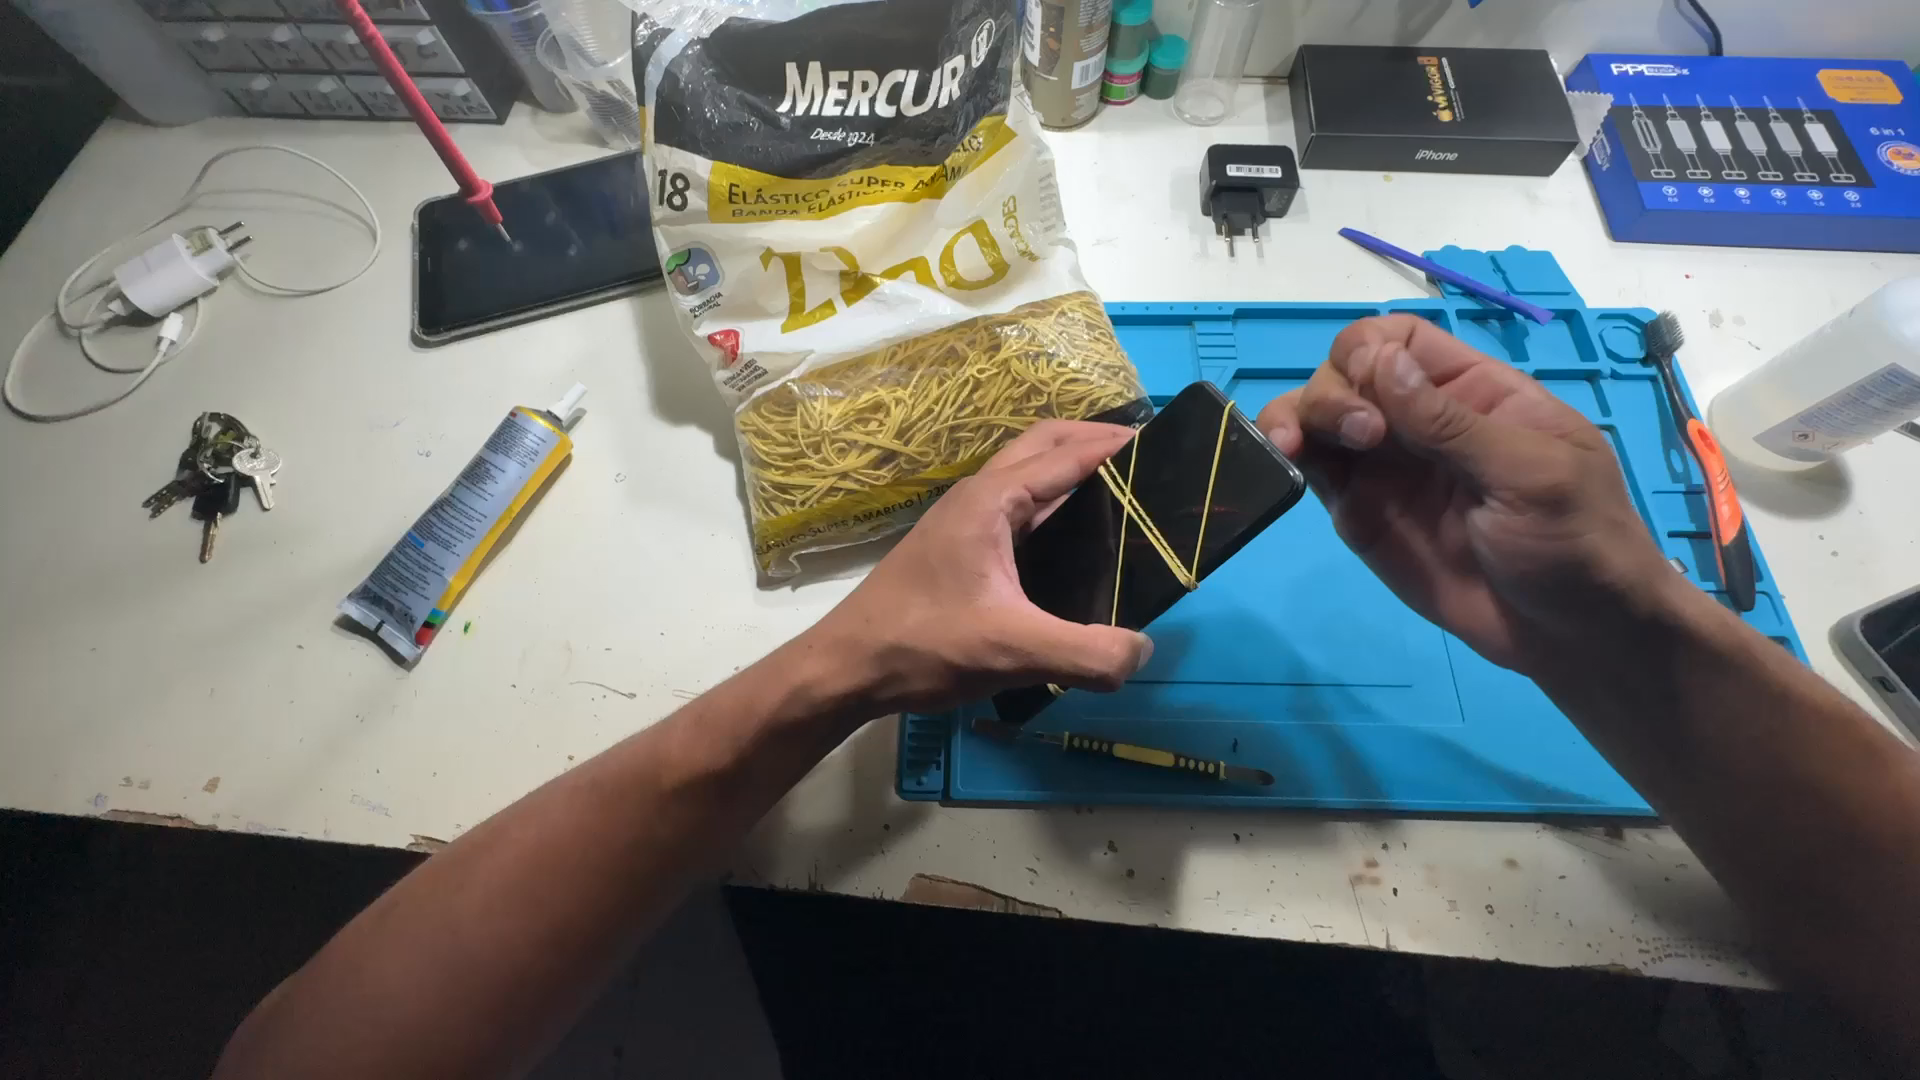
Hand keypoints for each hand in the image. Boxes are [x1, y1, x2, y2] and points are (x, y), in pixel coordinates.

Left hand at [808, 420, 1154, 715]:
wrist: (847, 667)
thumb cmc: (923, 645)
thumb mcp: (1013, 652)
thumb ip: (1086, 654)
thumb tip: (1143, 649)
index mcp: (990, 500)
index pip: (1065, 453)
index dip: (1116, 445)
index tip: (1168, 444)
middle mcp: (976, 498)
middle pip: (1043, 445)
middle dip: (1094, 442)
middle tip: (1148, 464)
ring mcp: (964, 522)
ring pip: (1026, 477)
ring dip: (1071, 473)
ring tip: (1123, 500)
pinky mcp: (959, 549)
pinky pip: (1016, 511)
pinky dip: (1052, 508)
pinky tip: (1074, 548)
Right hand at [1257, 315, 1675, 673]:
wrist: (1563, 632)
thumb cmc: (1574, 541)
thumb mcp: (1531, 472)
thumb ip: (1449, 421)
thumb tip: (1379, 360)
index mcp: (1470, 392)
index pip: (1399, 341)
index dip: (1369, 350)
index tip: (1370, 389)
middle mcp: (1414, 419)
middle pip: (1344, 373)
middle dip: (1335, 394)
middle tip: (1362, 438)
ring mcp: (1379, 465)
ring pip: (1314, 416)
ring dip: (1292, 417)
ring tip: (1290, 446)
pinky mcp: (1354, 508)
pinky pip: (1309, 468)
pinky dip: (1284, 456)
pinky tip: (1280, 461)